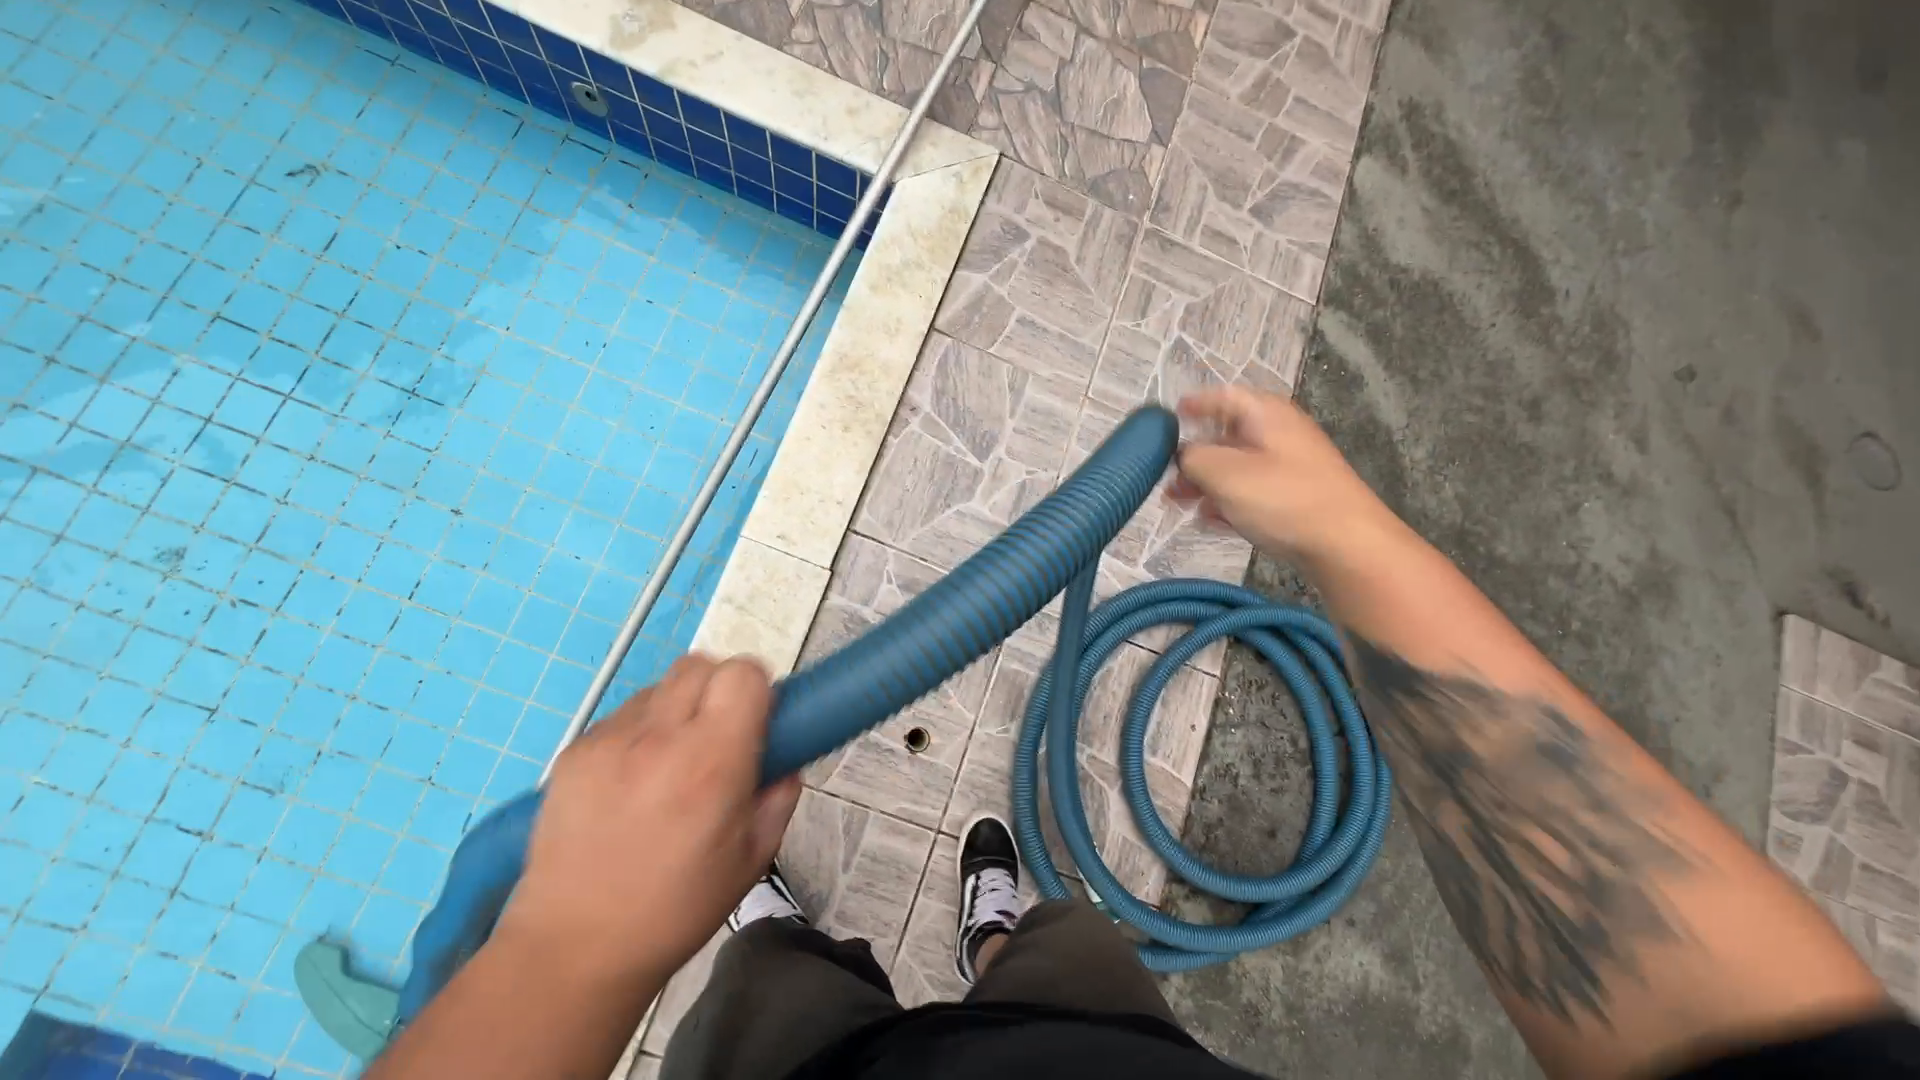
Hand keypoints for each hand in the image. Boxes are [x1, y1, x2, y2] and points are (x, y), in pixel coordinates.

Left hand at [494, 655, 801, 990]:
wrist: (575, 947)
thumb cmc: (677, 909)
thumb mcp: (753, 858)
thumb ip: (778, 797)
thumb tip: (784, 760)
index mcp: (712, 762)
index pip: (743, 673)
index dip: (756, 688)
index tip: (758, 719)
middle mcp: (660, 737)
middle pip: (701, 665)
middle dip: (719, 689)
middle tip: (720, 735)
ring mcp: (609, 740)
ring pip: (660, 687)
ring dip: (678, 708)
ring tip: (671, 762)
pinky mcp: (573, 752)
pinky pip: (621, 717)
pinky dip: (639, 733)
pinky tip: (633, 782)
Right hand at [1169, 385, 1399, 564]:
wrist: (1346, 544)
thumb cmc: (1282, 498)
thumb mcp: (1223, 473)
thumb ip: (1191, 457)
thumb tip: (1182, 455)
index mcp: (1265, 414)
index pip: (1223, 396)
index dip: (1193, 405)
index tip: (1166, 420)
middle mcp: (1279, 433)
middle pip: (1227, 435)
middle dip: (1193, 455)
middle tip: (1165, 476)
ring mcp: (1290, 466)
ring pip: (1237, 467)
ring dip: (1206, 482)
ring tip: (1178, 503)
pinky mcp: (1296, 497)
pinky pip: (1252, 492)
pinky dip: (1228, 501)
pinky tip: (1211, 522)